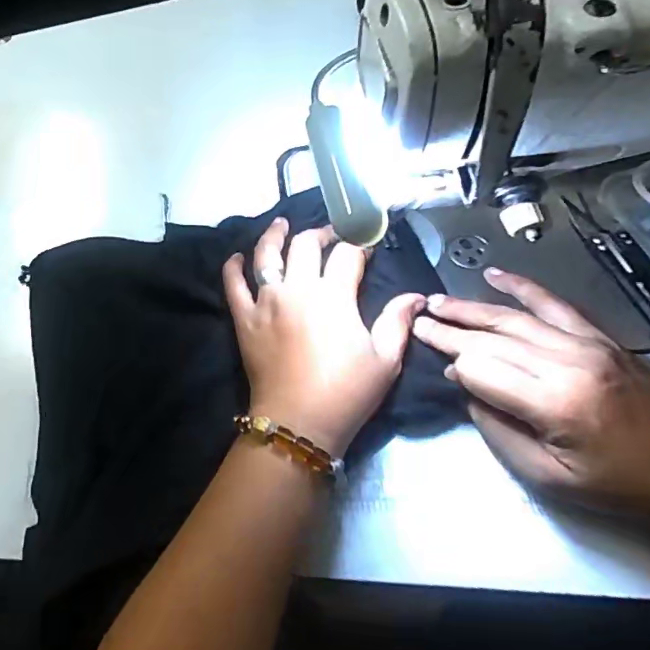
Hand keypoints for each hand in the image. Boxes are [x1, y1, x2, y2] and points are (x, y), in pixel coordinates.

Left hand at [223, 219, 424, 454]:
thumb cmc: (346, 392)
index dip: (359, 245)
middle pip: (305, 244)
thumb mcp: (385, 360)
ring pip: (266, 255)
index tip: (366, 246)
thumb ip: (398, 322)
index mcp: (334, 295)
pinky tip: (236, 257)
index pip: (347, 254)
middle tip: (329, 235)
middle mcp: (298, 288)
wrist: (298, 425)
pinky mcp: (245, 319)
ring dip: (274, 235)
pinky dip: (233, 267)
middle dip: (320, 233)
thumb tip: (416, 296)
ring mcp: (267, 301)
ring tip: (281, 224)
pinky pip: (233, 285)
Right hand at [411, 268, 649, 551]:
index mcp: (554, 403)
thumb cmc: (622, 488)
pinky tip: (495, 275)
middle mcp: (566, 362)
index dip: (453, 364)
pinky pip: (553, 303)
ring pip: (516, 317)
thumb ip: (501, 433)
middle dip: (452, 328)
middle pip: (495, 337)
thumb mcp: (552, 480)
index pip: (484, 370)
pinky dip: (522, 286)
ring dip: (474, 308)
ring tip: (439, 301)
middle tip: (417, 317)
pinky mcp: (599, 336)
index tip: (426, 356)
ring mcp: (585, 342)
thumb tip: (467, 391)